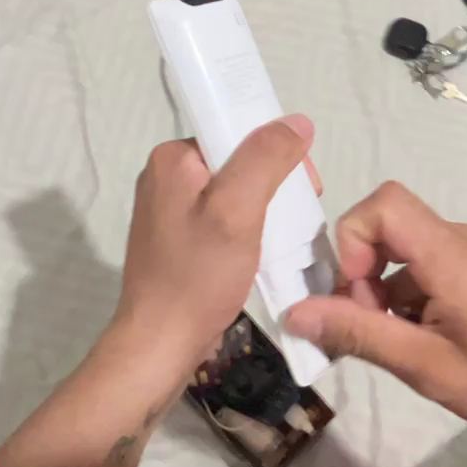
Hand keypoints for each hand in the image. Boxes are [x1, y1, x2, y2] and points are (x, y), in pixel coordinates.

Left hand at [100, 115, 316, 393]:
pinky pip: (225, 218)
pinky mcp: (179, 239)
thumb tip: (297, 122)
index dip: (277, 151)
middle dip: (275, 184)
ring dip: (266, 210)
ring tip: (284, 238)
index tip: (303, 185)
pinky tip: (263, 252)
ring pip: (236, 191)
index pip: (237, 131)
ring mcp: (171, 210)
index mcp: (173, 158)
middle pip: (239, 160)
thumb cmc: (198, 276)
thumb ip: (265, 160)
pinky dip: (250, 229)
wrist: (162, 344)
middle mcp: (167, 176)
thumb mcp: (236, 211)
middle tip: (298, 218)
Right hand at [284, 182, 466, 447]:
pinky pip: (435, 261)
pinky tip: (430, 337)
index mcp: (454, 255)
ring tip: (405, 343)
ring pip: (410, 248)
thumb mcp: (425, 367)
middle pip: (393, 224)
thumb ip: (358, 333)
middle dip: (365, 272)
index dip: (354, 240)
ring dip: (389, 288)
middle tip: (372, 329)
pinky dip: (414, 291)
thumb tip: (294, 313)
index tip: (357, 296)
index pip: (385, 203)